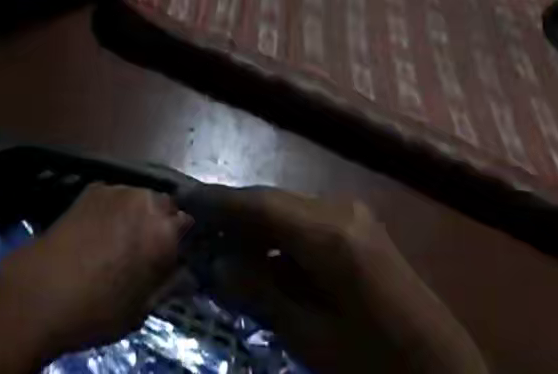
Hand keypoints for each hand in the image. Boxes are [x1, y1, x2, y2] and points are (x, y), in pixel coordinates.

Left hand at [0, 184, 190, 359]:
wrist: (42, 291)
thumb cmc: (98, 309)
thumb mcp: (142, 309)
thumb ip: (171, 285)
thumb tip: (189, 274)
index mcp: (165, 231)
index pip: (189, 225)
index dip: (184, 240)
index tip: (177, 255)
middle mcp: (146, 201)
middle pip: (165, 205)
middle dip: (162, 223)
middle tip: (148, 250)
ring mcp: (117, 189)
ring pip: (139, 198)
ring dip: (137, 214)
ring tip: (121, 240)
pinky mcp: (92, 188)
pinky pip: (115, 196)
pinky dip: (114, 209)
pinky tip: (100, 231)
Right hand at [182, 186, 486, 373]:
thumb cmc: (378, 365)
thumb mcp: (315, 341)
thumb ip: (263, 296)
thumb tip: (217, 265)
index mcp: (330, 233)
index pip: (260, 204)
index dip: (217, 201)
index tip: (179, 199)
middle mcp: (340, 211)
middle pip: (272, 202)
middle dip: (232, 213)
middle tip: (191, 226)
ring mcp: (354, 219)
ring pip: (288, 212)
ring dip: (254, 226)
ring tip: (216, 244)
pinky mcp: (361, 233)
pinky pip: (308, 225)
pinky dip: (279, 238)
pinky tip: (258, 259)